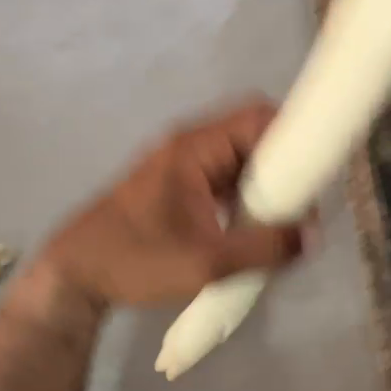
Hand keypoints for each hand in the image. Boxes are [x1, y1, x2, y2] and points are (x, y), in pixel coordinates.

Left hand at [39, 100, 303, 308]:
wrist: (74, 274)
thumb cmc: (135, 260)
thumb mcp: (206, 262)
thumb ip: (264, 248)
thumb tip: (313, 238)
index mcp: (194, 148)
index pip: (257, 116)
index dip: (293, 137)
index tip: (316, 173)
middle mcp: (190, 146)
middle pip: (253, 135)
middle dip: (284, 166)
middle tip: (303, 205)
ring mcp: (183, 165)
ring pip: (241, 159)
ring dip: (266, 184)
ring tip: (286, 219)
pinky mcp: (179, 187)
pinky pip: (226, 177)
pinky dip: (247, 195)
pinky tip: (256, 227)